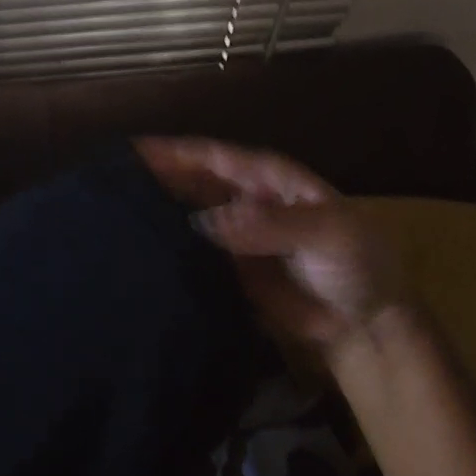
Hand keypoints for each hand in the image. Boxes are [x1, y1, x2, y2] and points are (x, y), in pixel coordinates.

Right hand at [135, 138, 403, 355]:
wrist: (368, 325)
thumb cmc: (358, 264)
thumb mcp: (327, 233)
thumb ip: (271, 224)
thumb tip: (208, 220)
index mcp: (266, 178)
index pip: (211, 157)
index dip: (172, 151)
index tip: (130, 151)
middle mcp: (241, 199)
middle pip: (188, 183)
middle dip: (152, 179)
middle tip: (107, 184)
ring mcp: (231, 236)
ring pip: (183, 216)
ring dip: (153, 214)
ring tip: (110, 216)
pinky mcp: (224, 269)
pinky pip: (189, 255)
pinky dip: (165, 253)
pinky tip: (135, 256)